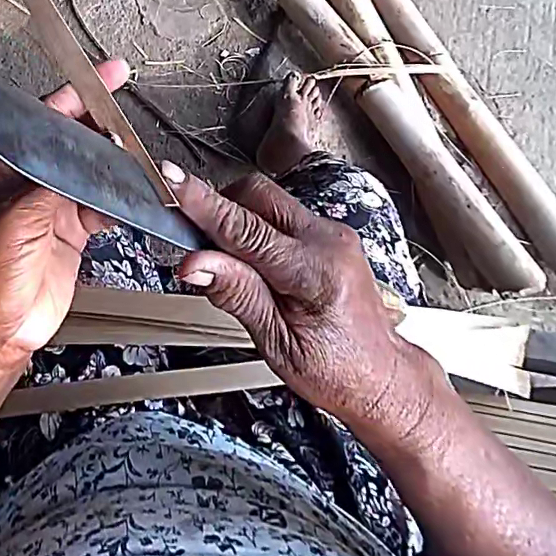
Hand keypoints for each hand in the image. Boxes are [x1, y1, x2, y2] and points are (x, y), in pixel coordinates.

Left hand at [0, 60, 128, 377]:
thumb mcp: (16, 218)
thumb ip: (55, 183)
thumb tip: (88, 157)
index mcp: (5, 165)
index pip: (46, 115)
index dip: (78, 93)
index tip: (107, 75)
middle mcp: (29, 180)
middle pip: (75, 141)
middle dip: (103, 132)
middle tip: (129, 127)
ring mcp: (51, 206)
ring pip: (93, 173)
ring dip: (114, 171)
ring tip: (136, 166)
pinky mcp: (69, 232)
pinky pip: (101, 205)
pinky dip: (118, 203)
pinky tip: (128, 203)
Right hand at [168, 165, 445, 436]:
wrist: (383, 376)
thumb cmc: (338, 371)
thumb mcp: (278, 345)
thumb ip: (236, 294)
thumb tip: (194, 264)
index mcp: (315, 272)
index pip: (244, 227)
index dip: (201, 202)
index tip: (172, 179)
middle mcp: (327, 240)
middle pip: (256, 194)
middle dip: (219, 206)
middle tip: (194, 238)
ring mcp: (331, 232)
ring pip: (267, 199)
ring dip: (236, 217)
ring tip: (228, 260)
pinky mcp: (328, 232)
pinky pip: (280, 212)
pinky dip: (254, 225)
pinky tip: (252, 260)